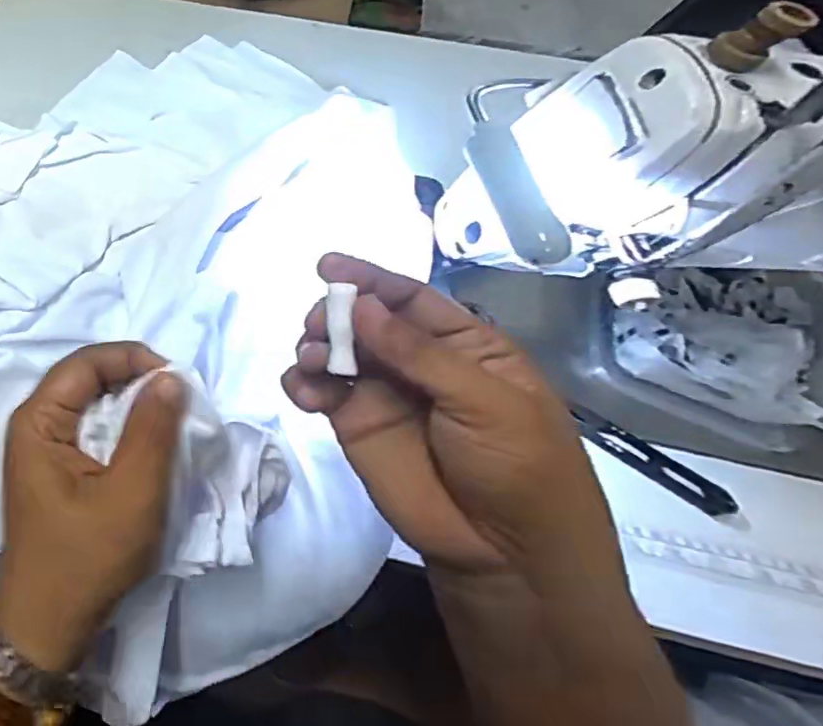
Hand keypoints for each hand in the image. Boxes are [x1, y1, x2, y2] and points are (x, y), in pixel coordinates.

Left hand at [0, 342, 185, 671]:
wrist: (47, 628)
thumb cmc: (86, 558)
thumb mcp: (131, 494)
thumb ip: (152, 430)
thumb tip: (170, 377)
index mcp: (38, 421)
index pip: (86, 362)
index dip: (131, 357)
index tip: (173, 378)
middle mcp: (35, 423)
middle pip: (87, 376)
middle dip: (134, 376)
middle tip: (176, 395)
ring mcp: (44, 446)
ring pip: (92, 400)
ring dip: (131, 400)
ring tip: (168, 414)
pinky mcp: (57, 466)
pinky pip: (93, 426)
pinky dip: (124, 423)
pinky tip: (148, 439)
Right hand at [282, 254, 620, 582]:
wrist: (507, 557)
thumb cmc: (519, 466)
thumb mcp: (484, 401)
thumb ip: (419, 353)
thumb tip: (361, 307)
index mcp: (461, 343)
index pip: (409, 298)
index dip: (370, 279)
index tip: (328, 266)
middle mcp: (417, 360)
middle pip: (366, 319)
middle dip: (337, 313)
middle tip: (317, 324)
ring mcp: (383, 392)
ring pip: (338, 351)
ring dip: (316, 345)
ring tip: (312, 360)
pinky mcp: (356, 425)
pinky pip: (321, 392)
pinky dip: (303, 383)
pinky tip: (302, 390)